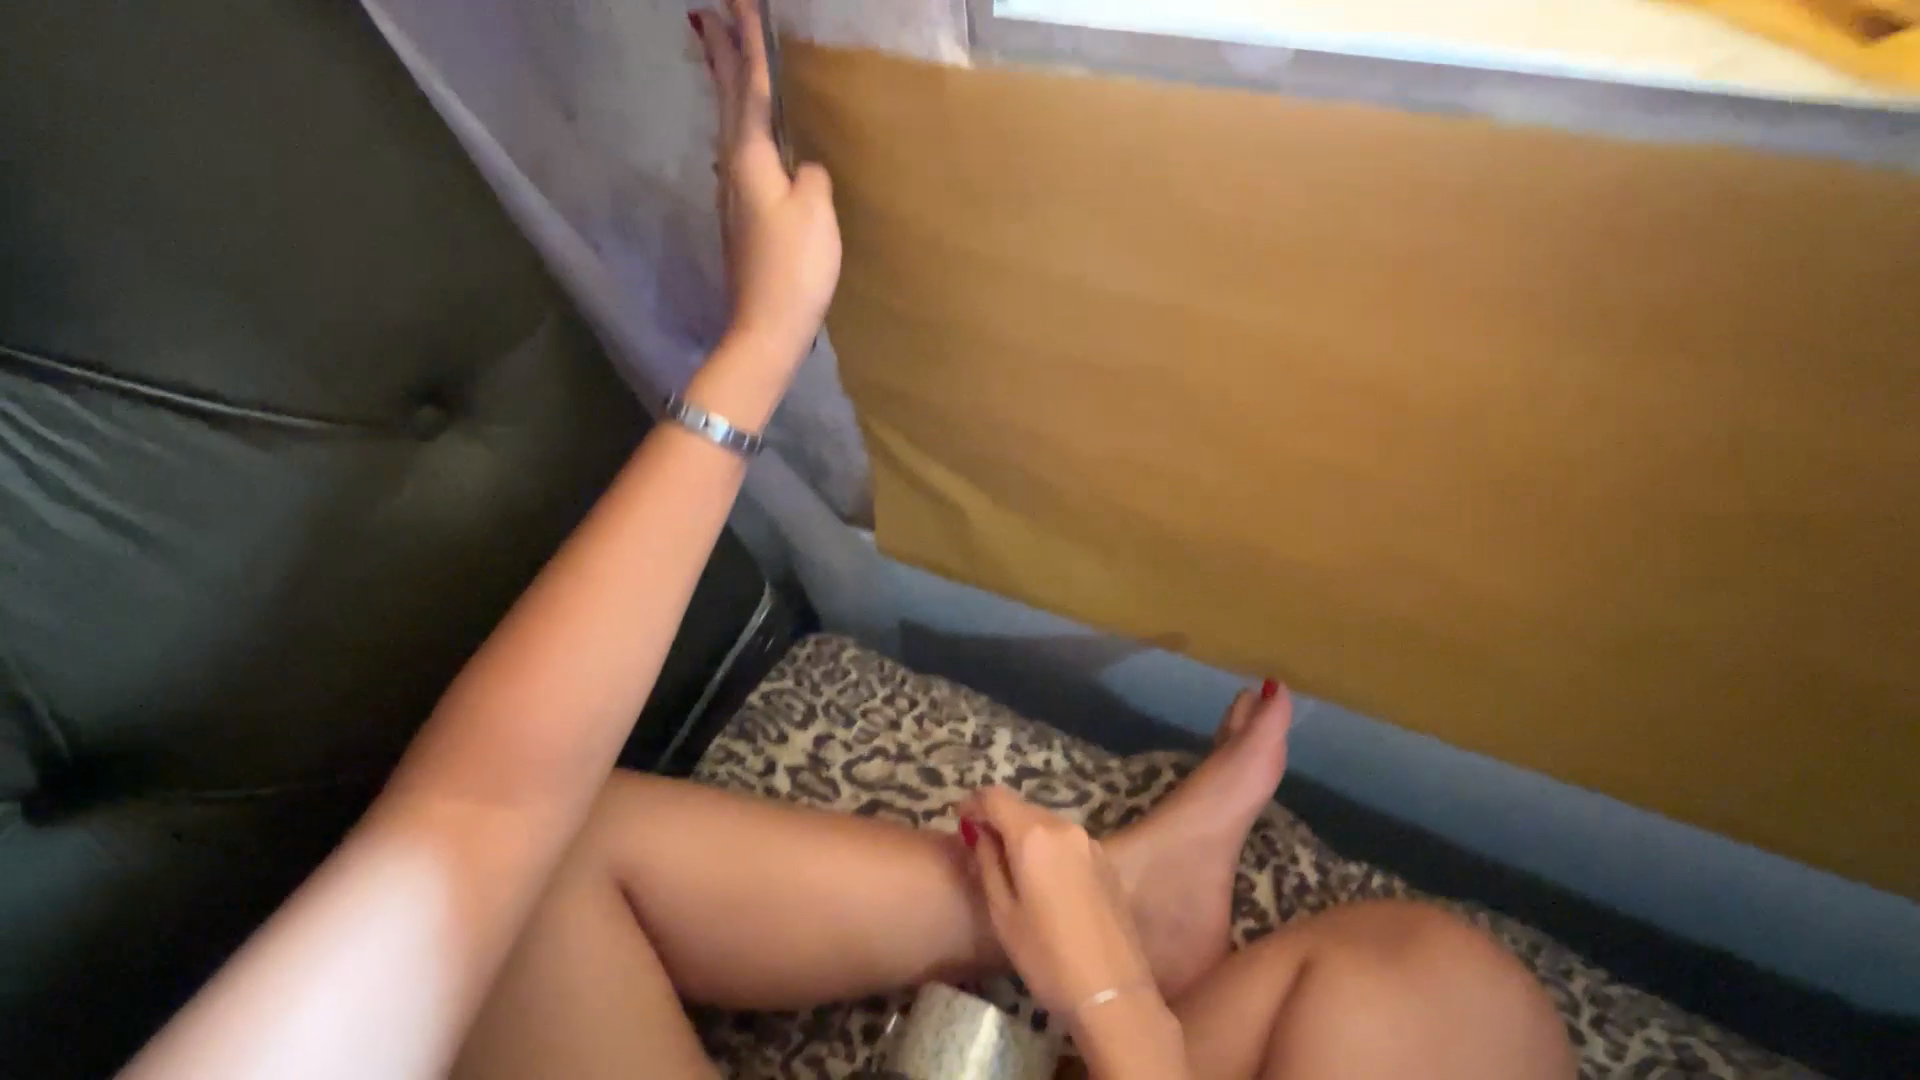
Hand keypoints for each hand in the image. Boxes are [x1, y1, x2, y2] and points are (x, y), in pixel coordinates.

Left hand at [693, 0, 840, 370]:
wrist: (766, 328)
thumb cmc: (794, 268)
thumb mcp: (815, 213)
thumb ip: (811, 177)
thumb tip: (802, 169)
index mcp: (750, 160)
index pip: (748, 88)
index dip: (747, 43)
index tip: (737, 1)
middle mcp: (732, 171)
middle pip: (724, 101)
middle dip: (719, 53)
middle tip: (708, 12)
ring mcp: (732, 197)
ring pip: (726, 127)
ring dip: (722, 87)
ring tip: (719, 56)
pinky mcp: (740, 220)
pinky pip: (737, 155)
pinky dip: (736, 126)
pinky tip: (742, 132)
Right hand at [958, 787, 1155, 1016]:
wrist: (1112, 992)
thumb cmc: (1046, 956)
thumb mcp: (1003, 913)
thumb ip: (988, 862)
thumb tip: (980, 832)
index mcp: (1034, 835)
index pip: (996, 797)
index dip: (973, 803)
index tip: (959, 820)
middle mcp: (1064, 827)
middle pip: (1022, 808)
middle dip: (998, 819)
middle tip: (979, 845)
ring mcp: (1090, 842)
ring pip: (1046, 824)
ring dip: (1024, 833)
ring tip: (1010, 865)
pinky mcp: (1106, 861)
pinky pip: (1067, 841)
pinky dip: (1048, 848)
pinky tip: (1044, 880)